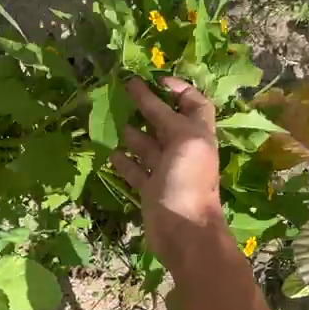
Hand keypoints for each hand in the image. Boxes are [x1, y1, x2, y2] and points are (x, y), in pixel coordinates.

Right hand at [109, 76, 223, 263]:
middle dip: (148, 105)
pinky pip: (136, 170)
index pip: (193, 103)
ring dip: (133, 131)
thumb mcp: (184, 140)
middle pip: (166, 122)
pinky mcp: (150, 190)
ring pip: (148, 145)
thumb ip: (168, 116)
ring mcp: (166, 171)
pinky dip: (124, 161)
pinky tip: (111, 152)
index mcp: (197, 134)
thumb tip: (149, 94)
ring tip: (113, 118)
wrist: (184, 230)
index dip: (179, 88)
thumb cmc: (187, 181)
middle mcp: (183, 150)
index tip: (156, 79)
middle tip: (125, 91)